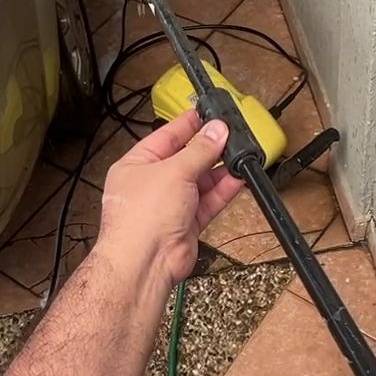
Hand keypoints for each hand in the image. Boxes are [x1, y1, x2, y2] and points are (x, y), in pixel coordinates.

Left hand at [95, 110, 244, 288]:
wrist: (145, 262)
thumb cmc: (140, 219)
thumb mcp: (173, 172)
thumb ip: (199, 151)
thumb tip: (215, 131)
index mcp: (136, 165)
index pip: (165, 137)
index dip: (187, 125)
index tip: (206, 114)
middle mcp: (152, 185)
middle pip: (185, 159)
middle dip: (208, 148)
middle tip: (230, 135)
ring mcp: (169, 205)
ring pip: (199, 182)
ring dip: (219, 170)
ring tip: (239, 155)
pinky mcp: (186, 223)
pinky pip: (208, 202)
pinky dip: (223, 191)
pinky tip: (238, 178)